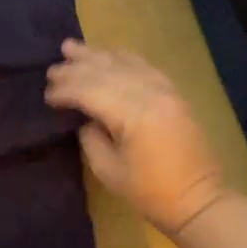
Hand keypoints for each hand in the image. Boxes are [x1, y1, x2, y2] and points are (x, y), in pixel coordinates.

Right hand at [45, 40, 226, 233]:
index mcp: (134, 114)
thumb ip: (91, 138)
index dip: (66, 90)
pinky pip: (144, 65)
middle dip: (76, 68)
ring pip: (124, 62)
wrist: (199, 200)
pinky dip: (122, 57)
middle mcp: (150, 93)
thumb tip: (84, 117)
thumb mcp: (109, 171)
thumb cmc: (151, 192)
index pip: (90, 91)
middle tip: (52, 69)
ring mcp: (165, 89)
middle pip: (106, 71)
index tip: (47, 96)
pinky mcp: (173, 92)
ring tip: (71, 47)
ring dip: (96, 55)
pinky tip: (107, 53)